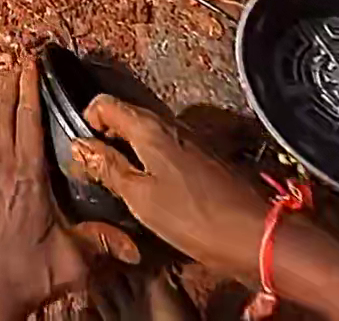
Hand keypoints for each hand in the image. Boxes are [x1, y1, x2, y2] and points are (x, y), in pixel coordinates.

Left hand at [0, 61, 135, 320]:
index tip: (29, 63)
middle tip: (15, 62)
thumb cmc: (28, 272)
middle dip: (10, 84)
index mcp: (28, 173)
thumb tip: (137, 248)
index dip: (28, 88)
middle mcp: (2, 164)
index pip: (28, 119)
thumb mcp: (72, 261)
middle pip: (4, 112)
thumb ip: (102, 245)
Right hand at [68, 96, 268, 278]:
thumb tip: (79, 147)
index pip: (102, 102)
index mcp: (146, 126)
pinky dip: (148, 158)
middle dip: (106, 136)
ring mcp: (185, 136)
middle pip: (122, 115)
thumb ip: (107, 167)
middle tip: (100, 171)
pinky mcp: (199, 154)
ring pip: (142, 131)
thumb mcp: (140, 197)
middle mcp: (165, 121)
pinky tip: (152, 188)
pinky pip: (161, 144)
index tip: (86, 152)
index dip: (87, 122)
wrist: (259, 236)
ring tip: (125, 182)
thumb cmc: (195, 217)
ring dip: (127, 149)